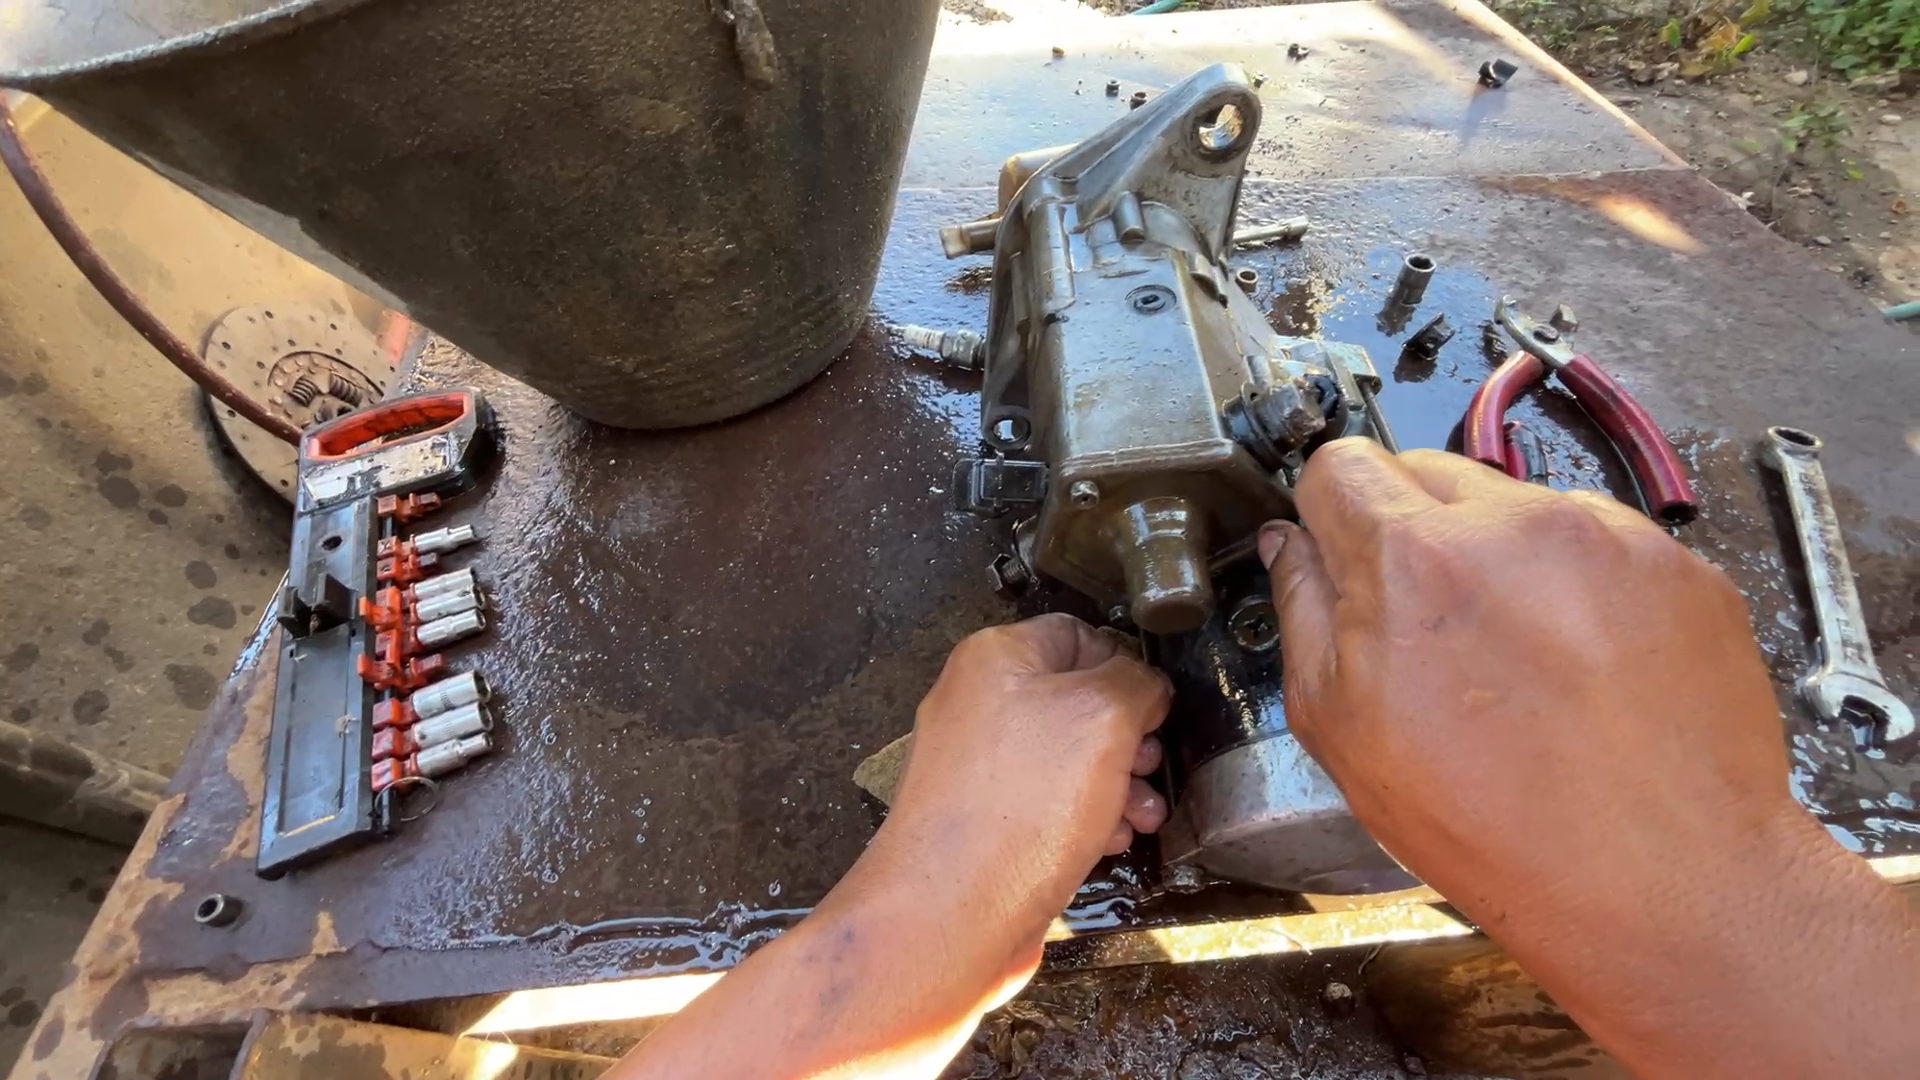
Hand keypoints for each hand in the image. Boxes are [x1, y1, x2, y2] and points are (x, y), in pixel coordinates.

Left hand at [853, 614, 1170, 974]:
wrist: (950, 911)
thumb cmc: (1025, 802)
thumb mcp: (1102, 715)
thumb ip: (1135, 681)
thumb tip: (1145, 684)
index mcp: (995, 657)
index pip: (1076, 635)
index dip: (1123, 666)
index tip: (1154, 706)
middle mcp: (976, 700)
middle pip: (1073, 699)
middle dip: (1126, 735)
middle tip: (1150, 764)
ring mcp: (974, 761)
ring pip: (1064, 754)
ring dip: (1115, 781)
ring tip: (1145, 815)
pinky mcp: (979, 814)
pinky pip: (1042, 797)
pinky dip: (1082, 812)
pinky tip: (1111, 840)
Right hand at [1261, 439, 1914, 1077]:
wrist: (1662, 880)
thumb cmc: (1474, 810)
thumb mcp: (1332, 716)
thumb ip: (1300, 605)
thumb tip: (1288, 543)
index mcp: (1409, 559)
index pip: (1338, 463)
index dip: (1322, 506)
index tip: (1334, 547)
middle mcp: (1508, 524)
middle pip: (1416, 465)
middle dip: (1396, 520)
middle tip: (1409, 603)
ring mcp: (1603, 536)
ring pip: (1496, 496)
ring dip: (1475, 543)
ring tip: (1494, 634)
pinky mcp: (1673, 562)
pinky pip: (1577, 530)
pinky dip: (1550, 568)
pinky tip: (1559, 646)